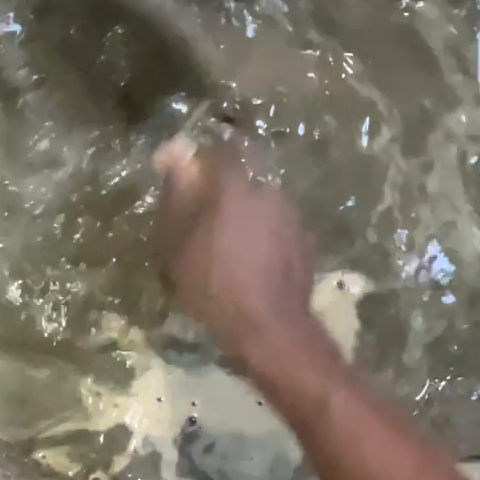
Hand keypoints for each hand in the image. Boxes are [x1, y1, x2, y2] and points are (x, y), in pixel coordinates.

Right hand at [154, 137, 321, 365]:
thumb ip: (176, 196)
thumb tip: (173, 155)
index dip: (202, 162)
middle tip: (205, 226)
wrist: (270, 328)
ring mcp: (292, 216)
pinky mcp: (306, 241)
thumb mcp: (178, 246)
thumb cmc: (214, 286)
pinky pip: (278, 229)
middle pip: (242, 181)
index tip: (189, 183)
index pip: (220, 151)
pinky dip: (264, 239)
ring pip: (262, 205)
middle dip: (224, 196)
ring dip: (246, 219)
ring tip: (230, 251)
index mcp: (235, 186)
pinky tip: (253, 266)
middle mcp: (268, 191)